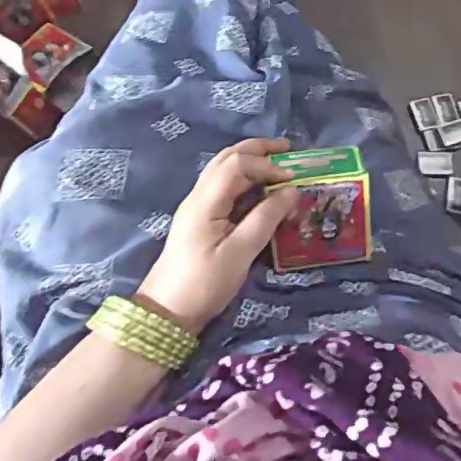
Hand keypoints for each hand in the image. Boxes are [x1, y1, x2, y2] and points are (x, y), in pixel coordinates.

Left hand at [137, 137, 298, 328]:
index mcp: (206, 201)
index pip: (237, 165)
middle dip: (258, 149)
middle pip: (227, 158)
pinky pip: (224, 188)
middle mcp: (199, 196)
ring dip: (250, 161)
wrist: (167, 311)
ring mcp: (198, 207)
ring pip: (224, 170)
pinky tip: (261, 189)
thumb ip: (266, 218)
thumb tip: (291, 191)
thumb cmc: (204, 283)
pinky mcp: (201, 219)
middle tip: (288, 149)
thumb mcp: (240, 253)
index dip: (267, 164)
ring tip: (278, 162)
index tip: (293, 178)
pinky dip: (245, 180)